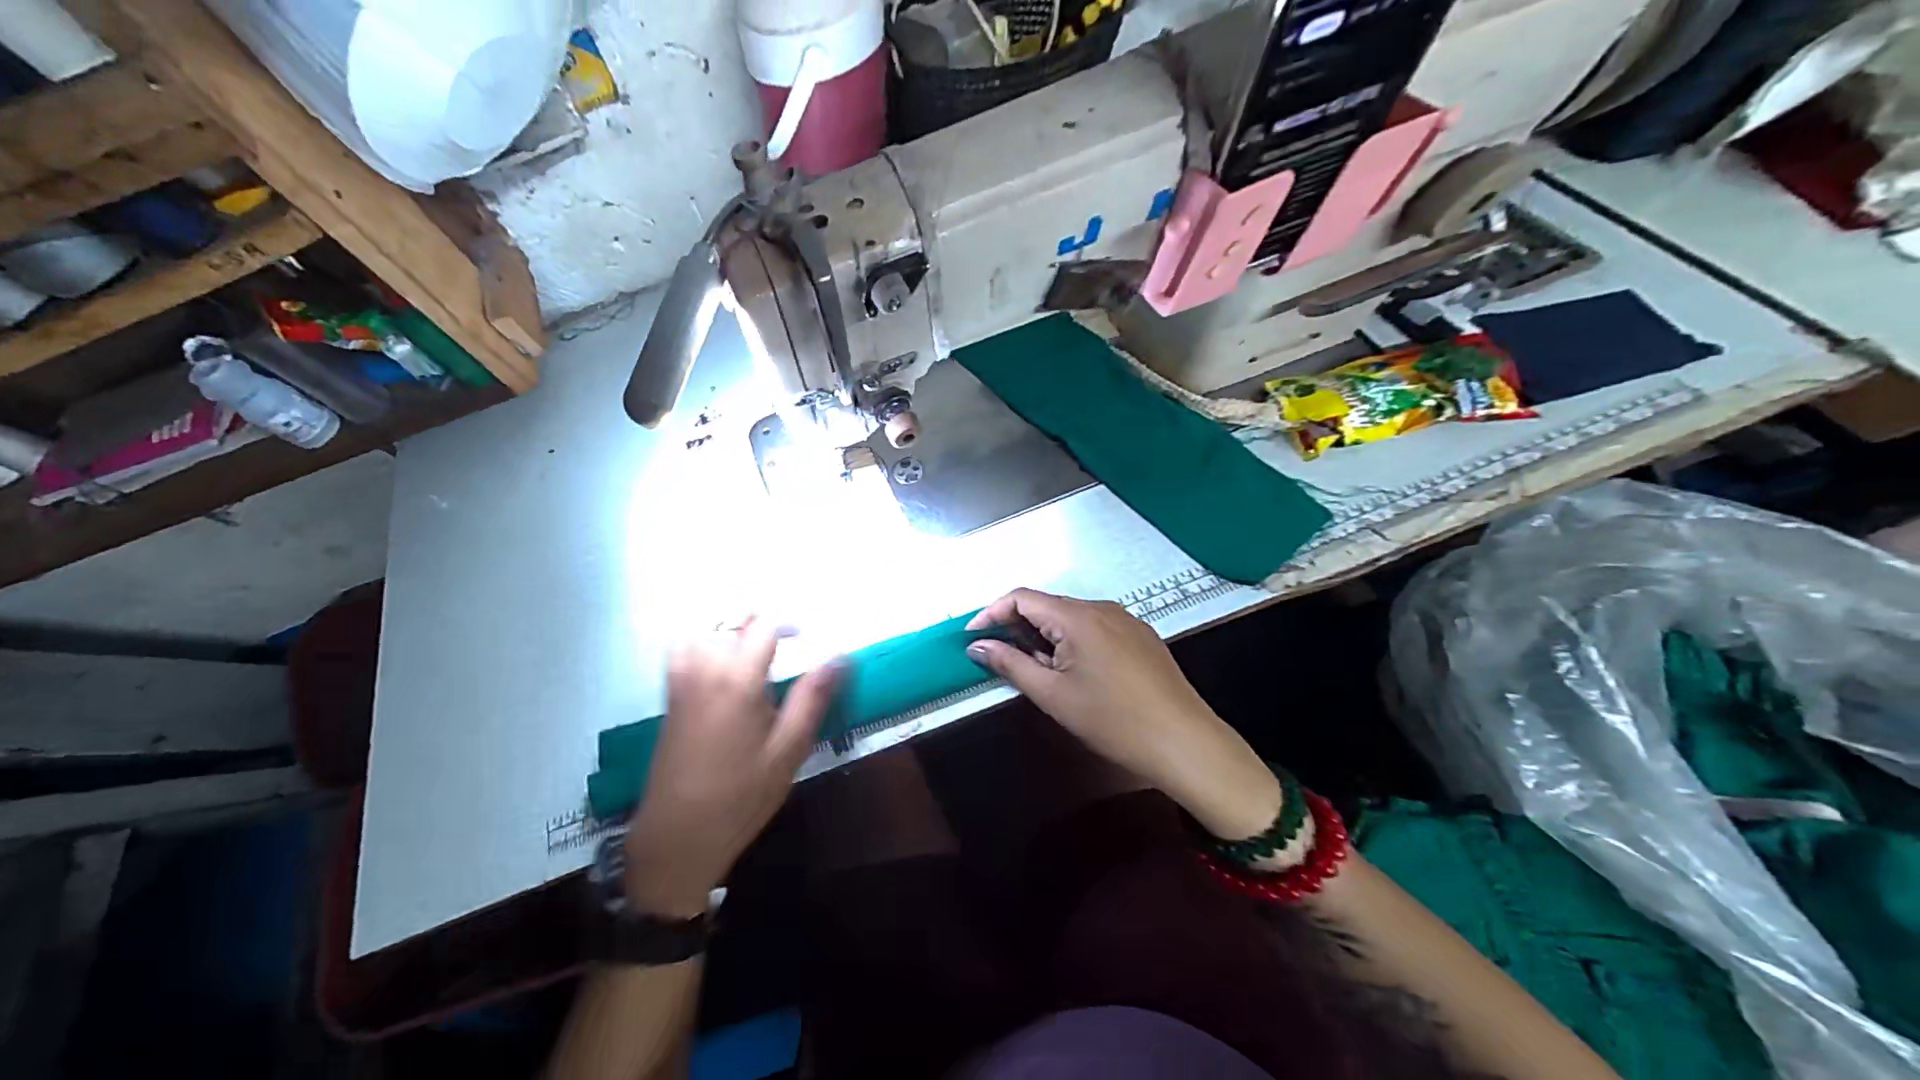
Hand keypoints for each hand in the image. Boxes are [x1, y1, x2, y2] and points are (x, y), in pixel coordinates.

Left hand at [622, 618, 839, 917]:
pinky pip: (685, 646)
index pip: (764, 624)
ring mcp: (681, 679)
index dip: (790, 623)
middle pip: (731, 619)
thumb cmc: (740, 796)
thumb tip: (840, 656)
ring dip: (732, 626)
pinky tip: (725, 662)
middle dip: (761, 620)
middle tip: (786, 640)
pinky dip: (705, 639)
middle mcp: (704, 667)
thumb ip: (813, 697)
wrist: (677, 835)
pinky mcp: (670, 695)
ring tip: (756, 646)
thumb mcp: (788, 750)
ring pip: (704, 628)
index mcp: (738, 678)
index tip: (808, 638)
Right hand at [966, 589, 1280, 840]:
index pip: (1022, 597)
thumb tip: (977, 645)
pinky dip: (1072, 641)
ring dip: (1045, 636)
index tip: (973, 638)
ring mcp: (1126, 620)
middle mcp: (1102, 607)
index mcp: (1077, 616)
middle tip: (1002, 660)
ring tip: (1039, 672)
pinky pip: (1095, 627)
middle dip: (1018, 627)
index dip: (992, 613)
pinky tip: (1074, 673)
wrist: (1183, 741)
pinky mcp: (1141, 636)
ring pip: (1071, 617)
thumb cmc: (1112, 720)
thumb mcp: (1052, 695)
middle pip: (1047, 605)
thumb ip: (1011, 664)